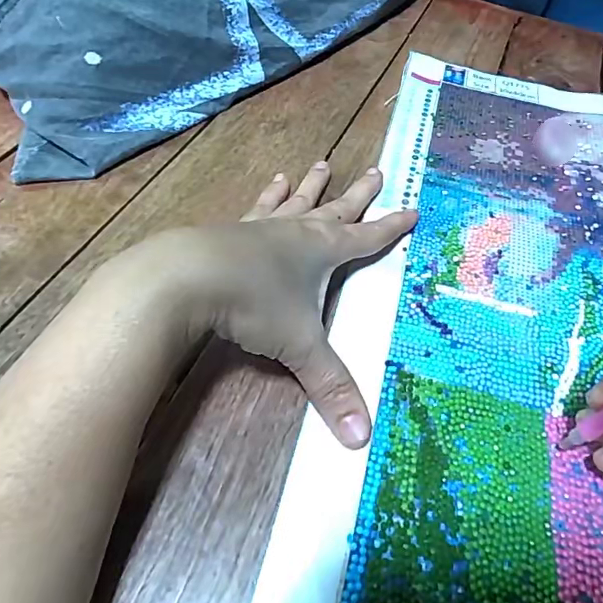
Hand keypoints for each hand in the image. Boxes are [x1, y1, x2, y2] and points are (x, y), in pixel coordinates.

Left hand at [124, 162, 415, 448]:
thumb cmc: (255, 305)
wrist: (190, 277)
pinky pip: (258, 208)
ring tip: (321, 164)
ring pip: (297, 202)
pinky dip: (267, 196)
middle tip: (377, 170)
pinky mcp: (233, 230)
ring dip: (311, 185)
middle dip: (360, 194)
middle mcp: (298, 232)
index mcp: (323, 251)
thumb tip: (361, 439)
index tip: (412, 208)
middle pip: (337, 209)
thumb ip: (330, 387)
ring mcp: (264, 227)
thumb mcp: (299, 346)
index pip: (368, 238)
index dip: (392, 227)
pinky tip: (270, 184)